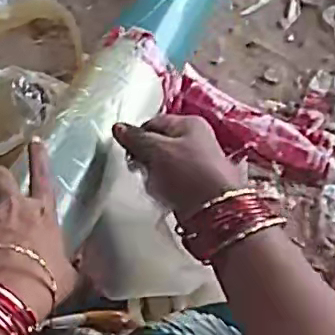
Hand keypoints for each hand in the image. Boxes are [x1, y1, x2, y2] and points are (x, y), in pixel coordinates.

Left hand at [0, 139, 76, 318]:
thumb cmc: (46, 281)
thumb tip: (90, 278)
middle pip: (2, 178)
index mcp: (42, 213)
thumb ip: (74, 271)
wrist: (10, 290)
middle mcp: (13, 207)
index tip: (35, 142)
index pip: (43, 177)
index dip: (40, 158)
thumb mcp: (69, 277)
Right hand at [112, 115, 245, 217]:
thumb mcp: (157, 151)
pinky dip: (165, 189)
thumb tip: (118, 128)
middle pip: (157, 144)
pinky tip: (166, 196)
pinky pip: (171, 183)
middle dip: (145, 159)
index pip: (152, 123)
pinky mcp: (197, 185)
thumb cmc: (188, 174)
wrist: (216, 211)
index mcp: (190, 124)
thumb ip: (136, 139)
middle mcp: (197, 140)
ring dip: (154, 177)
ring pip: (162, 166)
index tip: (128, 151)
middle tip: (142, 169)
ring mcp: (198, 163)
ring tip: (158, 186)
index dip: (136, 136)